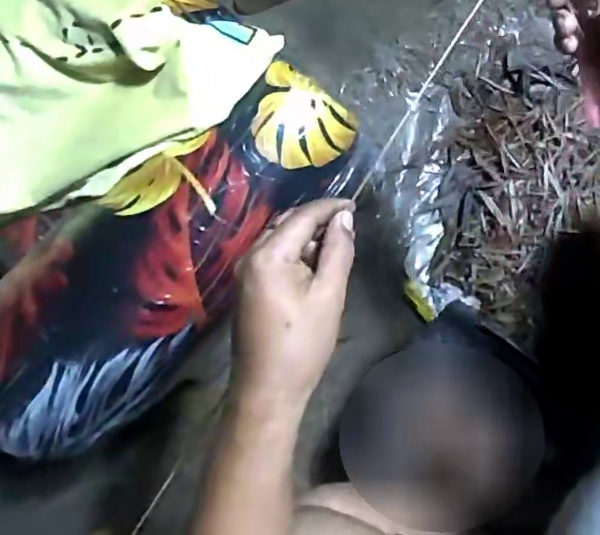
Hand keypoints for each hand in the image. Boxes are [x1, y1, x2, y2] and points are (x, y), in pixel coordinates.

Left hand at [231, 197, 355, 409]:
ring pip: (280, 237)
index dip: (330, 207)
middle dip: (318, 219)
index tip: (355, 205)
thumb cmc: (302, 344)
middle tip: (347, 225)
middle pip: (288, 222)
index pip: (303, 216)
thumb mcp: (329, 294)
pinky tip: (315, 263)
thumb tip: (344, 218)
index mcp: (268, 256)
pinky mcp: (247, 286)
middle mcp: (250, 256)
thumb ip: (338, 250)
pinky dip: (295, 250)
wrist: (267, 394)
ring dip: (307, 234)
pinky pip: (273, 254)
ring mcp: (245, 272)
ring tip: (336, 243)